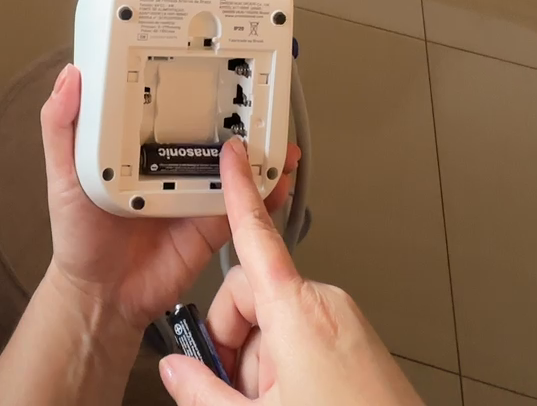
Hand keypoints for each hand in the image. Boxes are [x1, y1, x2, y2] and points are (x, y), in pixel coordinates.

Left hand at [38, 63, 298, 328]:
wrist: (105, 297)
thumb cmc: (80, 234)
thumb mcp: (62, 175)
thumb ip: (61, 128)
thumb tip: (69, 77)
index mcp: (137, 142)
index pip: (163, 100)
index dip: (183, 75)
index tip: (205, 52)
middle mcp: (170, 158)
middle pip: (208, 124)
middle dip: (237, 106)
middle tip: (259, 86)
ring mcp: (194, 187)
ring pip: (234, 159)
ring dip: (260, 142)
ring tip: (279, 126)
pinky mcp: (212, 220)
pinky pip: (244, 201)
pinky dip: (267, 189)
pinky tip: (281, 175)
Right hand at [159, 138, 423, 405]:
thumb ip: (203, 391)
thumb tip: (176, 371)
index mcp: (297, 309)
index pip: (255, 232)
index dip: (239, 188)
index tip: (234, 154)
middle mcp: (324, 304)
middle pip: (253, 292)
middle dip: (235, 337)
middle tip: (234, 388)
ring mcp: (345, 323)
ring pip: (277, 320)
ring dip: (261, 361)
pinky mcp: (360, 344)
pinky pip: (305, 335)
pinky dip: (288, 365)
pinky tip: (292, 403)